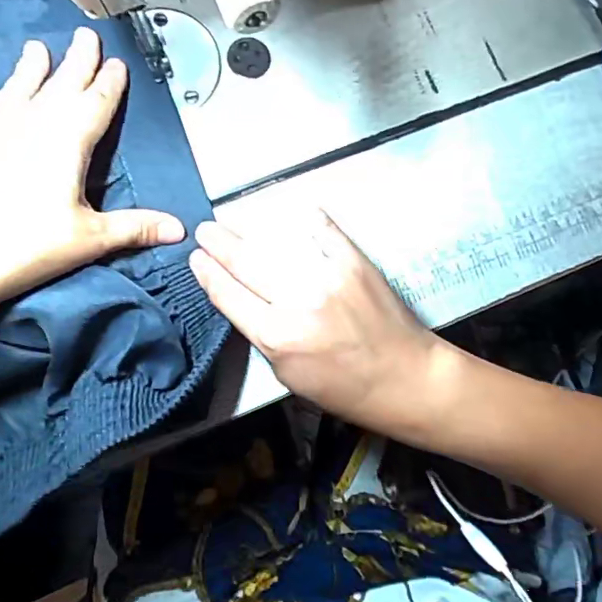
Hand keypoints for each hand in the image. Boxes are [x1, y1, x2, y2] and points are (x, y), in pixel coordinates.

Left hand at [0, 28, 185, 315]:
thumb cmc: (27, 242)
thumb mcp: (91, 238)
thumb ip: (135, 228)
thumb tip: (180, 228)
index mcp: (65, 140)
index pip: (95, 102)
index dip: (108, 83)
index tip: (116, 62)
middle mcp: (28, 128)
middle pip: (58, 87)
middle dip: (75, 62)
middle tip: (84, 35)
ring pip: (14, 97)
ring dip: (26, 74)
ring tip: (33, 49)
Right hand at [187, 213, 457, 435]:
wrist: (405, 377)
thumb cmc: (345, 388)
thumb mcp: (289, 375)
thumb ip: (264, 336)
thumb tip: (245, 300)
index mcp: (278, 338)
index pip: (230, 296)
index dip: (209, 274)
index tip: (196, 259)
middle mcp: (298, 302)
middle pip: (247, 263)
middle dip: (220, 244)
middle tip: (205, 230)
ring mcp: (327, 277)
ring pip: (277, 243)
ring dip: (250, 230)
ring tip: (232, 222)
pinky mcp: (355, 262)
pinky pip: (321, 231)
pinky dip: (304, 220)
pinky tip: (288, 213)